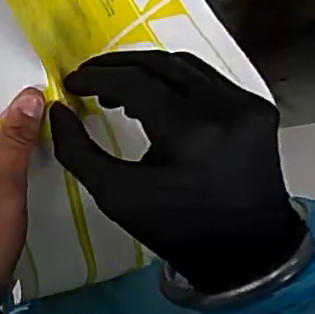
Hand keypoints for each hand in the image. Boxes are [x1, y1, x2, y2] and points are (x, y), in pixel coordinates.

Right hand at [47, 51, 302, 293]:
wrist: (244, 249)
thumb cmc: (172, 225)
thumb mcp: (113, 193)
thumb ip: (76, 149)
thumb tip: (57, 109)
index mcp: (191, 134)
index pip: (134, 83)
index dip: (95, 77)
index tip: (70, 83)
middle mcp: (226, 109)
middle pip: (160, 64)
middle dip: (115, 65)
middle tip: (85, 76)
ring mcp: (248, 105)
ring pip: (184, 65)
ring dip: (143, 69)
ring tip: (112, 85)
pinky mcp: (257, 107)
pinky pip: (204, 78)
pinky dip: (169, 79)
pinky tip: (149, 95)